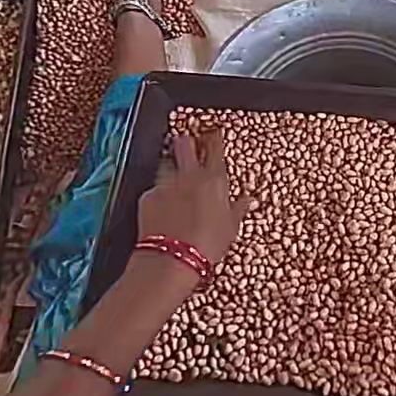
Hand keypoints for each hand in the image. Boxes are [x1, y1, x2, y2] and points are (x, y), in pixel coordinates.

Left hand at [136, 129, 250, 264]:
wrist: (174, 259)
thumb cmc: (207, 244)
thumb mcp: (231, 227)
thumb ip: (238, 208)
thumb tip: (247, 200)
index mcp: (214, 180)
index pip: (215, 147)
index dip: (214, 138)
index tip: (213, 135)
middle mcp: (189, 175)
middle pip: (184, 143)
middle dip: (186, 143)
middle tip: (188, 149)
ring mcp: (166, 183)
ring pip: (166, 163)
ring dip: (171, 170)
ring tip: (175, 185)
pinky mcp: (148, 195)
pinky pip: (154, 188)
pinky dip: (158, 195)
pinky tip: (163, 209)